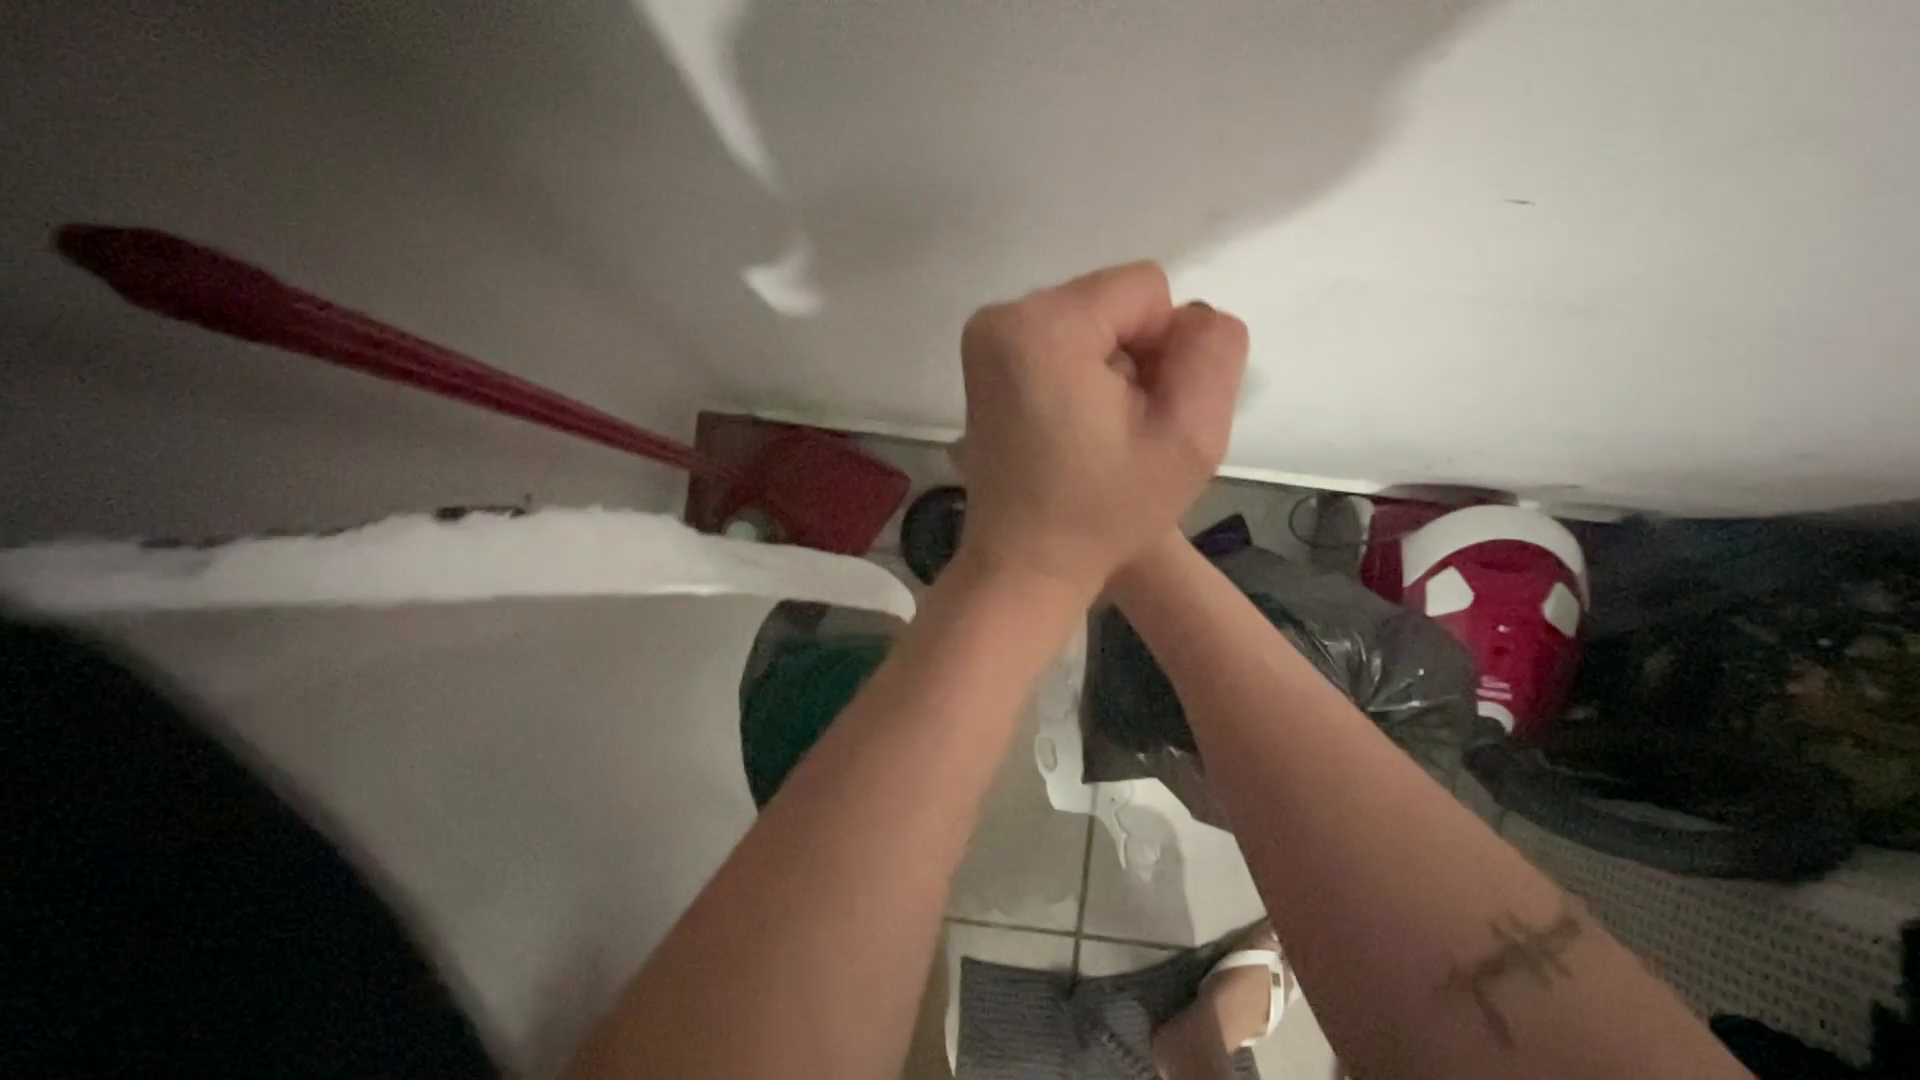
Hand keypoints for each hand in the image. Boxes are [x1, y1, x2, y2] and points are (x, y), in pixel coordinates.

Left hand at [954, 261, 1247, 593]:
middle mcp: (1003, 316)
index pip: (1148, 289)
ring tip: (1096, 436)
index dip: (1166, 350)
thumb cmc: (1104, 512)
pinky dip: (1079, 376)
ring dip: (1109, 370)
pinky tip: (1073, 430)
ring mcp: (986, 339)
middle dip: (1134, 357)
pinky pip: (1060, 342)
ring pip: (1091, 322)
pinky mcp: (984, 364)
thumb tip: (1194, 317)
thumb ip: (1213, 351)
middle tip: (1122, 431)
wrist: (1025, 565)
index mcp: (1044, 324)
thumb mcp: (1191, 435)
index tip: (1143, 413)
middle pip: (1114, 302)